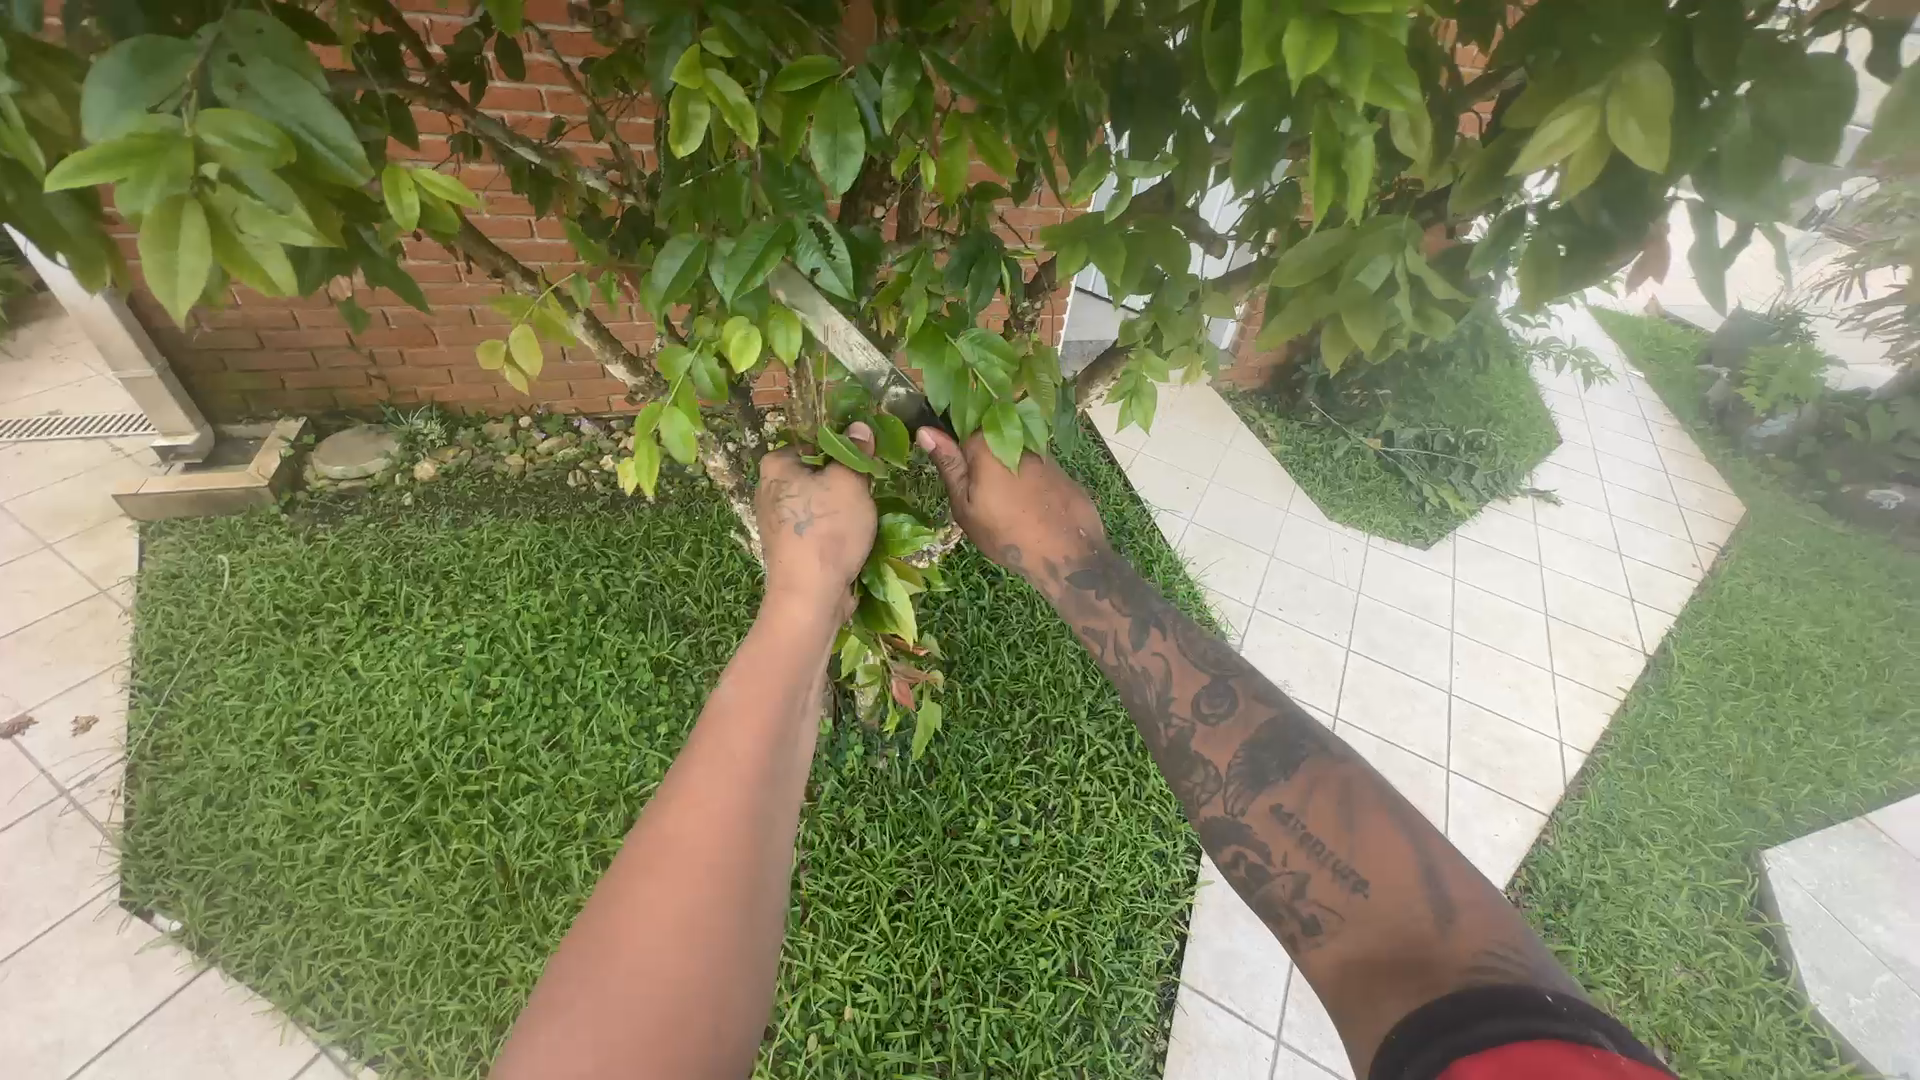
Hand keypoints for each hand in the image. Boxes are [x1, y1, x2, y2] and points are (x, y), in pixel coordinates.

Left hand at [756, 423, 877, 616]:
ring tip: (862, 521)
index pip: (815, 444)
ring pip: (818, 505)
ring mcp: (775, 523)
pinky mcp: (787, 549)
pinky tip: (849, 543)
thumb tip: (859, 426)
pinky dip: (832, 533)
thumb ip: (855, 452)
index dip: (844, 451)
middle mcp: (768, 490)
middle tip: (867, 493)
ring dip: (841, 511)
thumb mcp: (850, 482)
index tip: (866, 464)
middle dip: (843, 483)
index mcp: (775, 465)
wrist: (809, 595)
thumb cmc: (827, 530)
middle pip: (817, 475)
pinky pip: (815, 530)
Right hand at [916, 427, 1107, 581]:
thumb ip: (949, 465)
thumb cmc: (1006, 533)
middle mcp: (1015, 438)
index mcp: (985, 444)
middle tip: (978, 492)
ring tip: (1002, 501)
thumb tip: (924, 430)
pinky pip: (1034, 465)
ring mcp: (1042, 451)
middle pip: (989, 438)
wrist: (1066, 553)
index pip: (960, 428)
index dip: (954, 446)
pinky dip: (1027, 479)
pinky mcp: (1060, 467)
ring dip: (1004, 467)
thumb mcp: (966, 505)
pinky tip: (1026, 503)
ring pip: (1012, 451)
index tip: (954, 468)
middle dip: (980, 456)